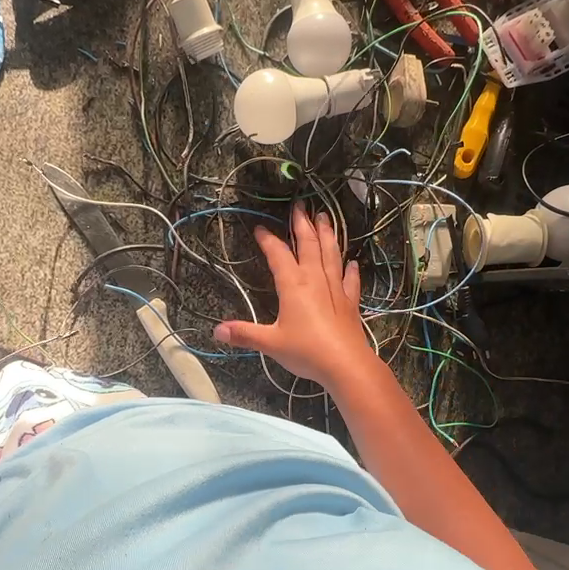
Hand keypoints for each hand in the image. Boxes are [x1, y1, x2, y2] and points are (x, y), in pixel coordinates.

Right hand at [214, 204, 382, 390]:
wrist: (345, 364)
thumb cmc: (306, 351)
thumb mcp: (270, 343)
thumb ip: (244, 334)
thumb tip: (216, 331)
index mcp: (293, 285)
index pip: (278, 255)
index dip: (269, 240)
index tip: (260, 228)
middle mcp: (315, 280)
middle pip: (309, 245)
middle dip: (303, 224)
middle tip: (301, 205)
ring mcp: (335, 289)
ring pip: (331, 254)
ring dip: (328, 235)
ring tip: (325, 218)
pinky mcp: (350, 302)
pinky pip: (350, 281)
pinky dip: (350, 270)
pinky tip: (352, 262)